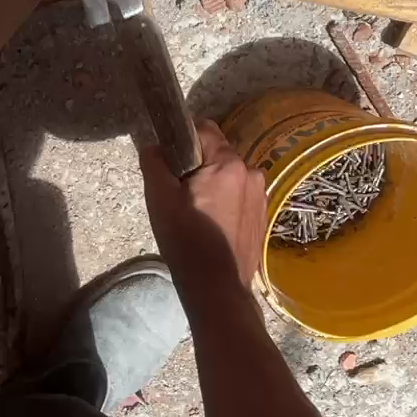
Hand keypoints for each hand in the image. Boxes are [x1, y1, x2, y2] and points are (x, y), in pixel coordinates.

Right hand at [139, 119, 267, 290]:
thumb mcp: (159, 198)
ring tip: (192, 210)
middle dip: (195, 164)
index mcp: (228, 163)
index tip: (167, 157)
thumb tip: (154, 146)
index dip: (182, 137)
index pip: (204, 129)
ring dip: (210, 182)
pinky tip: (209, 222)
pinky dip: (222, 200)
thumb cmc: (186, 239)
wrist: (216, 287)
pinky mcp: (262, 215)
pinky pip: (237, 194)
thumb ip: (154, 163)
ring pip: (227, 174)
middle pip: (216, 153)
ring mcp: (260, 195)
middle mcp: (251, 172)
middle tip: (176, 190)